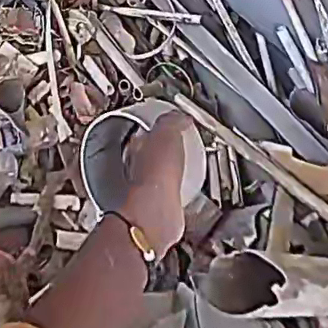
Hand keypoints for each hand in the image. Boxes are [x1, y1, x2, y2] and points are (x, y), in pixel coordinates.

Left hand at [116, 111, 193, 249]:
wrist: (158, 212)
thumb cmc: (156, 174)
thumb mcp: (167, 134)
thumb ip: (173, 121)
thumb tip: (180, 116)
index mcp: (138, 144)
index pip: (150, 127)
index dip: (164, 123)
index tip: (177, 121)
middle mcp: (140, 165)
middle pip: (154, 149)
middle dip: (168, 146)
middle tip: (184, 142)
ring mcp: (150, 185)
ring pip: (162, 170)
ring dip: (175, 167)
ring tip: (189, 162)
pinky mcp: (162, 203)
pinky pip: (173, 190)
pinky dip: (180, 186)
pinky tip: (188, 186)